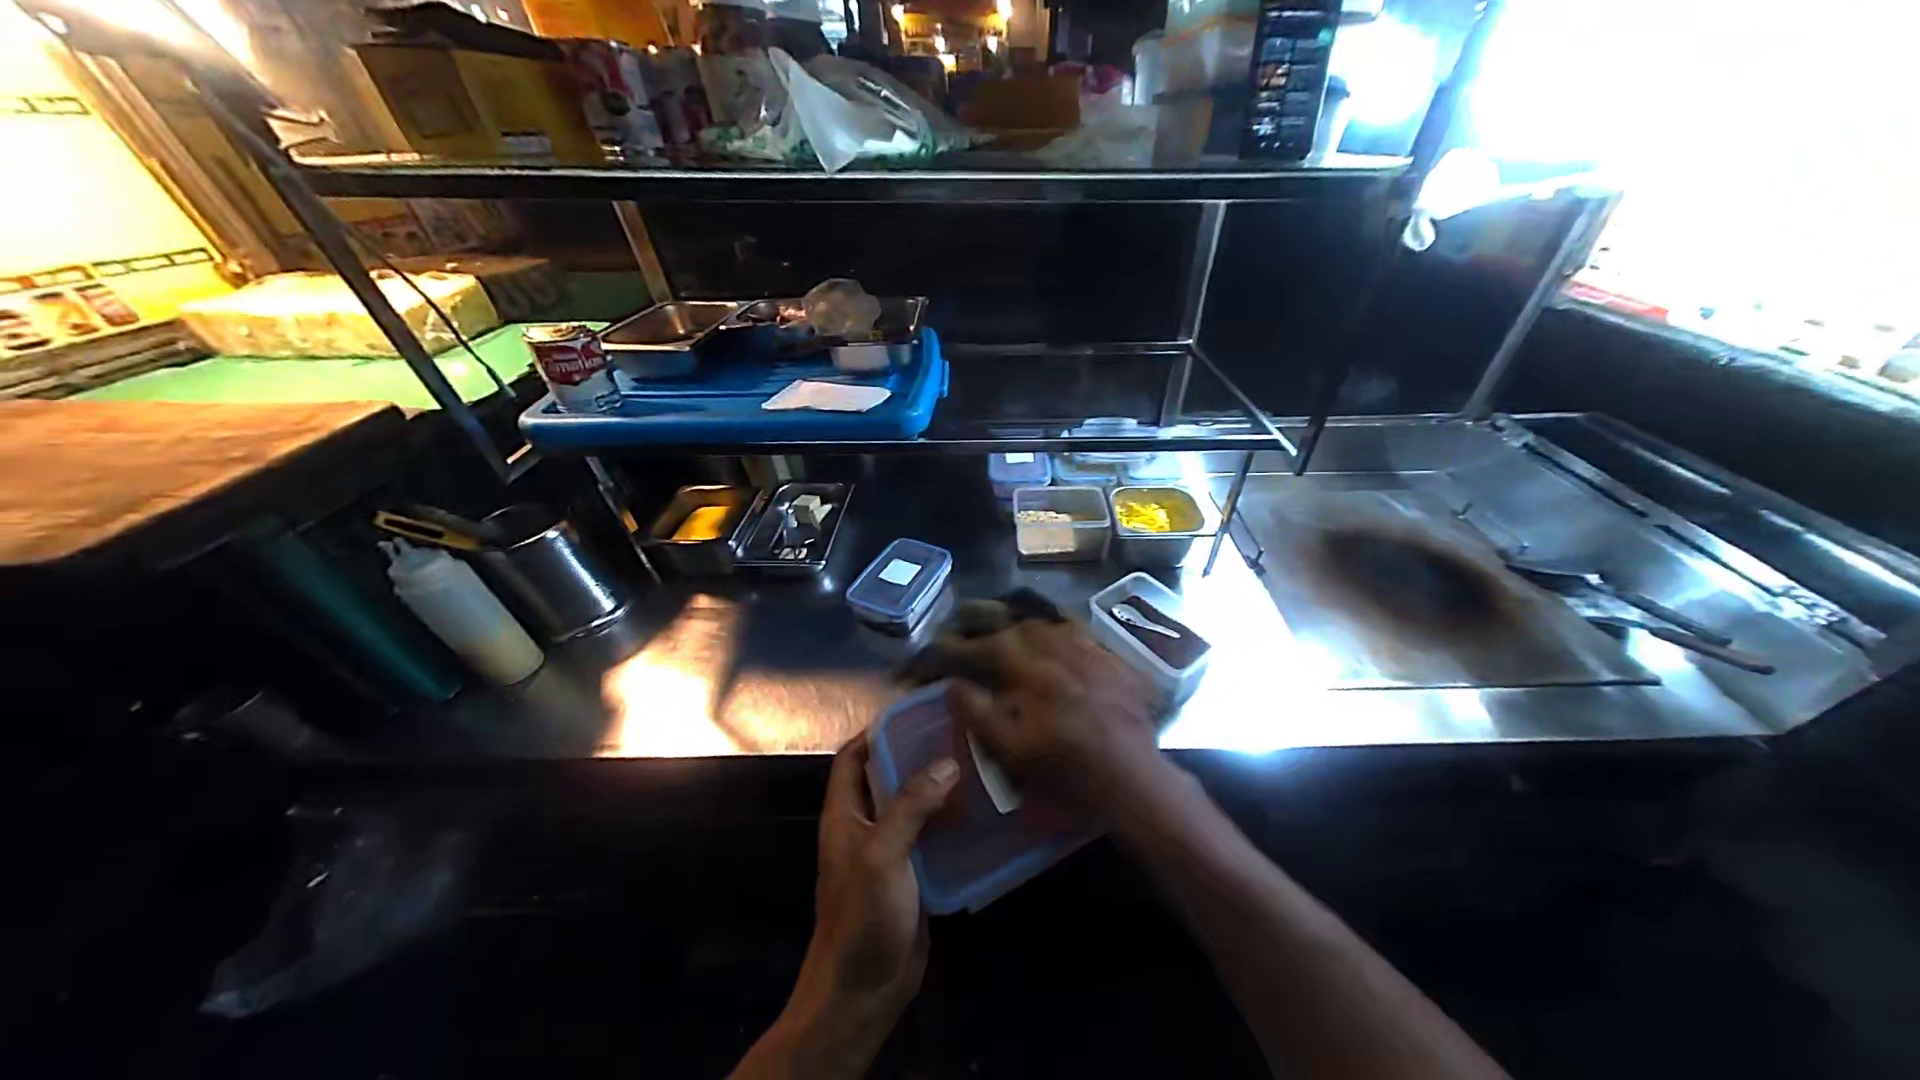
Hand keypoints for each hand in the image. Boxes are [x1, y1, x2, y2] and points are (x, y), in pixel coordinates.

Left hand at [736, 734, 958, 1078]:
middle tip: (956, 735)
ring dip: (938, 788)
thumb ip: (910, 806)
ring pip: (913, 807)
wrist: (864, 990)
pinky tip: (981, 812)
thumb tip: (946, 764)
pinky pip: (931, 838)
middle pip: (887, 778)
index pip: (852, 758)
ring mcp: (889, 852)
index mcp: (844, 814)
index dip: (876, 732)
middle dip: (916, 755)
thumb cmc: (862, 917)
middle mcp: (864, 826)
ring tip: (975, 764)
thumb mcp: (881, 854)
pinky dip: (951, 822)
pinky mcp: (913, 875)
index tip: (914, 715)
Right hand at [940, 619, 1170, 820]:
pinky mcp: (1121, 666)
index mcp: (1035, 673)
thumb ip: (980, 714)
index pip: (995, 645)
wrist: (1130, 780)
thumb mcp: (1012, 752)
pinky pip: (1091, 639)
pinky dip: (1072, 638)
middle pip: (1028, 627)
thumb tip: (954, 685)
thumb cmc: (1065, 771)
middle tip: (990, 642)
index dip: (970, 644)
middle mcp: (1065, 655)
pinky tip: (1069, 650)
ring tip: (1026, 640)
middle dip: (1004, 631)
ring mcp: (1096, 657)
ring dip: (1037, 630)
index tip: (951, 647)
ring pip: (1060, 628)